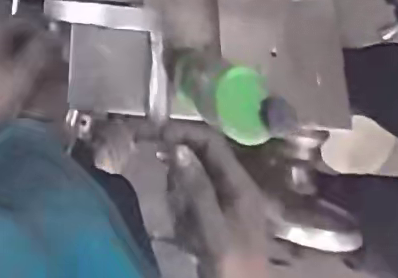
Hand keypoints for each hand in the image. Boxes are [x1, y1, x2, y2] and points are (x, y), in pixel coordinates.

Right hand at [164, 122, 272, 277]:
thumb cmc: (233, 269)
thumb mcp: (214, 231)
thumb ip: (197, 188)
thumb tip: (177, 147)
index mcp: (240, 184)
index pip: (211, 141)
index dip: (184, 132)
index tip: (156, 135)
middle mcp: (234, 186)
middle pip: (200, 156)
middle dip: (178, 163)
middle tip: (159, 172)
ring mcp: (225, 204)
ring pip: (193, 178)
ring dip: (179, 191)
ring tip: (180, 222)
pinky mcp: (216, 220)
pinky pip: (192, 201)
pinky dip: (182, 210)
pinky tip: (185, 236)